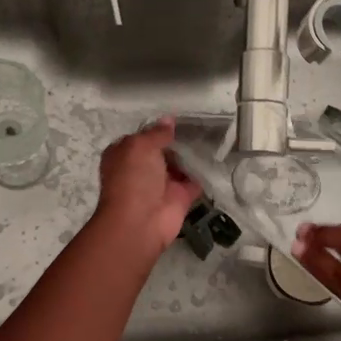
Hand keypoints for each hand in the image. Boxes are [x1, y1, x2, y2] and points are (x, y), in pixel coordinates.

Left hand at [92, 117, 202, 254]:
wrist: (140, 222)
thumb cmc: (133, 179)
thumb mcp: (140, 146)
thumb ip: (156, 133)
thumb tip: (169, 120)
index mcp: (124, 154)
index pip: (142, 137)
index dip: (158, 129)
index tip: (179, 118)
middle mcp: (141, 169)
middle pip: (162, 151)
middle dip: (178, 141)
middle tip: (202, 124)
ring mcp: (161, 184)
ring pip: (179, 165)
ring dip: (192, 156)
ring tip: (213, 136)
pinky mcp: (180, 198)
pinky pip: (194, 182)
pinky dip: (203, 174)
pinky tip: (216, 158)